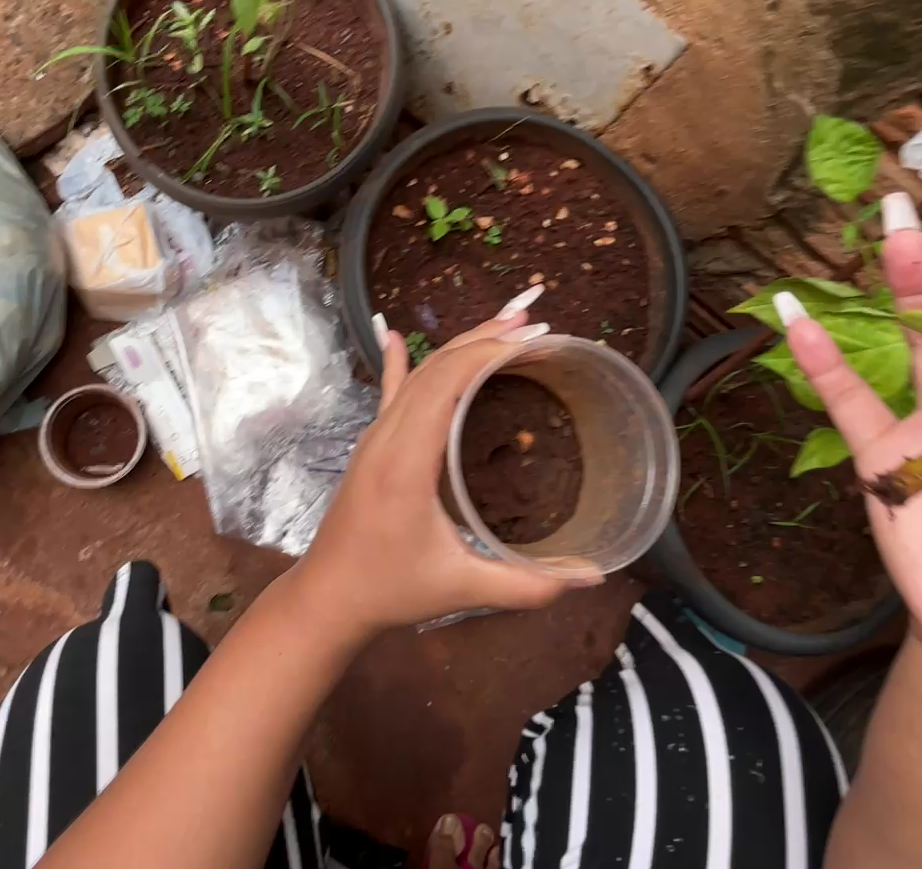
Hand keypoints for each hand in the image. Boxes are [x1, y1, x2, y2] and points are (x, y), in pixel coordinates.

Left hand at [294, 290, 591, 631]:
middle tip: (534, 326)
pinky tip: (395, 336)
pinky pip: (389, 393)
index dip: (487, 353)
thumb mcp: (462, 588)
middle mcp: (387, 437)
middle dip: (484, 340)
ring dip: (457, 348)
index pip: (445, 384)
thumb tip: (591, 575)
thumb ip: (527, 586)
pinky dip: (399, 363)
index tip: (533, 339)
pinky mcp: (371, 445)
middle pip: (434, 369)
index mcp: (406, 461)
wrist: (329, 595)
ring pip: (416, 375)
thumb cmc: (392, 589)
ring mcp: (375, 437)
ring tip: (502, 327)